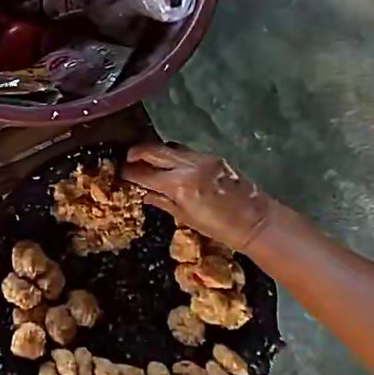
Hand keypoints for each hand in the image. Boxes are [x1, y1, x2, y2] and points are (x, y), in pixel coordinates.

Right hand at [122, 143, 277, 252]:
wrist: (254, 220)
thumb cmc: (218, 227)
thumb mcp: (185, 217)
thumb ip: (162, 201)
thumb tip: (142, 193)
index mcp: (178, 185)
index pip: (144, 174)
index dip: (128, 173)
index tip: (119, 173)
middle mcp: (187, 166)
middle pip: (154, 150)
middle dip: (137, 152)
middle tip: (127, 159)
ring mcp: (201, 158)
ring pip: (170, 147)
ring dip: (155, 151)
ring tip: (146, 160)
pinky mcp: (212, 157)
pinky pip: (185, 151)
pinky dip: (173, 155)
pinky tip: (170, 165)